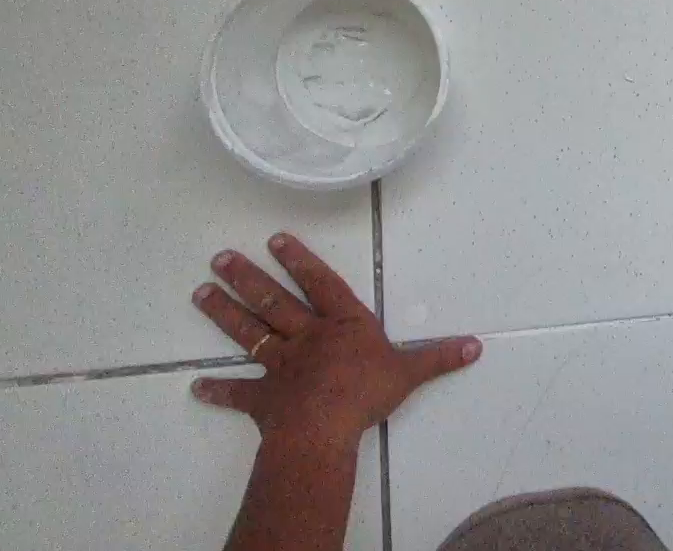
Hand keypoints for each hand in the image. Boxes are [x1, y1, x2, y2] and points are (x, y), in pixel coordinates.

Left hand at [190, 232, 479, 451]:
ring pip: (250, 334)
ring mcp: (281, 366)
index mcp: (343, 324)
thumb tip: (477, 345)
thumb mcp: (410, 372)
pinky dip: (218, 390)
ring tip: (200, 292)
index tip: (275, 239)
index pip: (320, 284)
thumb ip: (440, 357)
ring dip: (225, 314)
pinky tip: (196, 386)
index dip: (300, 261)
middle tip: (220, 257)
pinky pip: (239, 393)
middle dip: (248, 278)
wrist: (322, 432)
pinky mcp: (264, 398)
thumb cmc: (365, 394)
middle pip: (274, 302)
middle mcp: (308, 337)